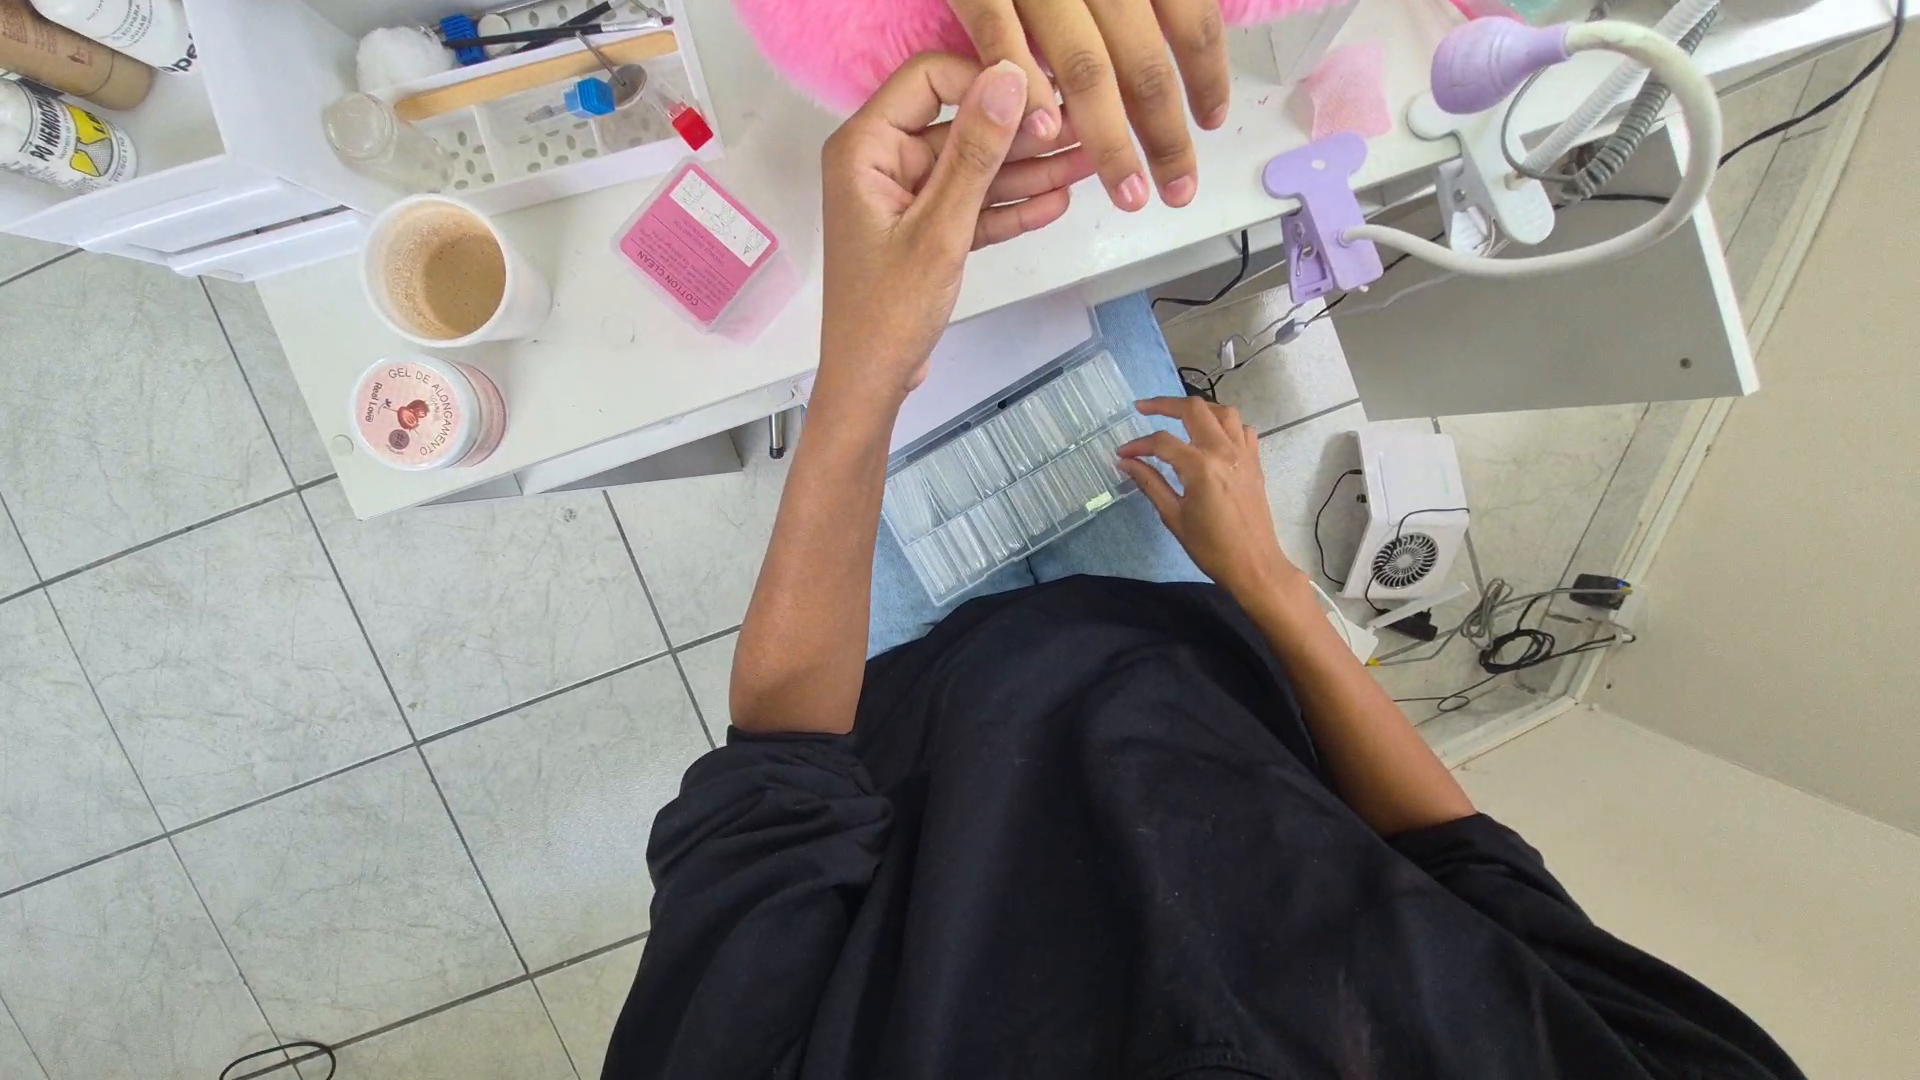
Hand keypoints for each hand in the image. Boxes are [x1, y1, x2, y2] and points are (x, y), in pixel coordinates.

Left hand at [820, 55, 1093, 399]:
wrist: (872, 380)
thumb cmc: (885, 316)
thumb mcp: (939, 231)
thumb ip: (974, 156)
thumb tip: (1006, 83)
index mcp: (866, 150)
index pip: (932, 81)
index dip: (987, 84)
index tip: (1041, 101)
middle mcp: (882, 165)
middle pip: (960, 128)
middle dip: (1021, 134)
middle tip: (1079, 131)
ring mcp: (906, 200)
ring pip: (974, 171)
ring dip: (1027, 173)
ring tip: (1085, 163)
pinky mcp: (925, 231)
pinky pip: (972, 208)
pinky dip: (1008, 209)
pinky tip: (1055, 200)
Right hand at [946, 0, 1228, 210]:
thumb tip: (1179, 26)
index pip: (1192, 17)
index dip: (1208, 76)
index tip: (1214, 123)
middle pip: (1145, 61)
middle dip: (1167, 136)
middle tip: (1179, 191)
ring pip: (1086, 67)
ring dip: (1110, 141)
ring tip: (1130, 195)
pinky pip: (1003, 37)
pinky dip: (1025, 89)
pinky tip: (1047, 138)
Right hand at [1117, 396, 1299, 599]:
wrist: (1253, 564)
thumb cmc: (1209, 547)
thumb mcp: (1173, 516)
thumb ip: (1149, 482)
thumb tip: (1126, 462)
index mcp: (1200, 466)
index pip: (1162, 442)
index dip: (1138, 445)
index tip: (1122, 454)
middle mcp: (1223, 451)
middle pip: (1193, 409)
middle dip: (1164, 404)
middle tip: (1143, 408)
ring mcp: (1243, 453)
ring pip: (1222, 411)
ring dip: (1198, 408)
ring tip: (1179, 416)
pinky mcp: (1255, 461)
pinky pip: (1242, 428)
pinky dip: (1225, 424)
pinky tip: (1212, 435)